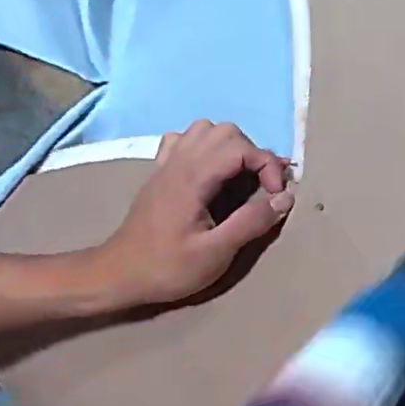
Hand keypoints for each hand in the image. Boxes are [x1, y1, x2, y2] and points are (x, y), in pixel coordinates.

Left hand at [81, 120, 294, 307]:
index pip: (240, 147)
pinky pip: (185, 140)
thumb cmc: (168, 268)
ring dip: (232, 148)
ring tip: (242, 178)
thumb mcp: (216, 254)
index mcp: (192, 179)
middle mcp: (178, 163)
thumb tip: (285, 197)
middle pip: (226, 132)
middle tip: (263, 188)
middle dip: (254, 154)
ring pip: (206, 130)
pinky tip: (213, 174)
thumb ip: (251, 222)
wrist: (118, 275)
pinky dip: (207, 148)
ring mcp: (166, 165)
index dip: (268, 166)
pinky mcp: (160, 173)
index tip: (276, 196)